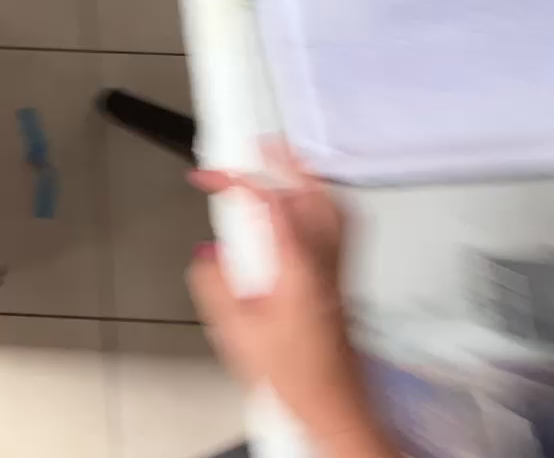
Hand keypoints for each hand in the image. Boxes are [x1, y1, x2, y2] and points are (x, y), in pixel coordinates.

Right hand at [187, 141, 392, 456]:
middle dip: (285, 161)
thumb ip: (213, 282)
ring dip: (308, 177)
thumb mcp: (234, 330)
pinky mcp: (345, 280)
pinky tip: (308, 200)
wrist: (337, 411)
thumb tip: (208, 251)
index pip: (269, 202)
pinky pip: (341, 225)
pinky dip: (323, 200)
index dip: (236, 179)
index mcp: (297, 268)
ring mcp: (340, 270)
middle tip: (259, 143)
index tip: (210, 176)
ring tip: (284, 160)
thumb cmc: (294, 378)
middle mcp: (325, 263)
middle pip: (316, 193)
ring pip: (335, 206)